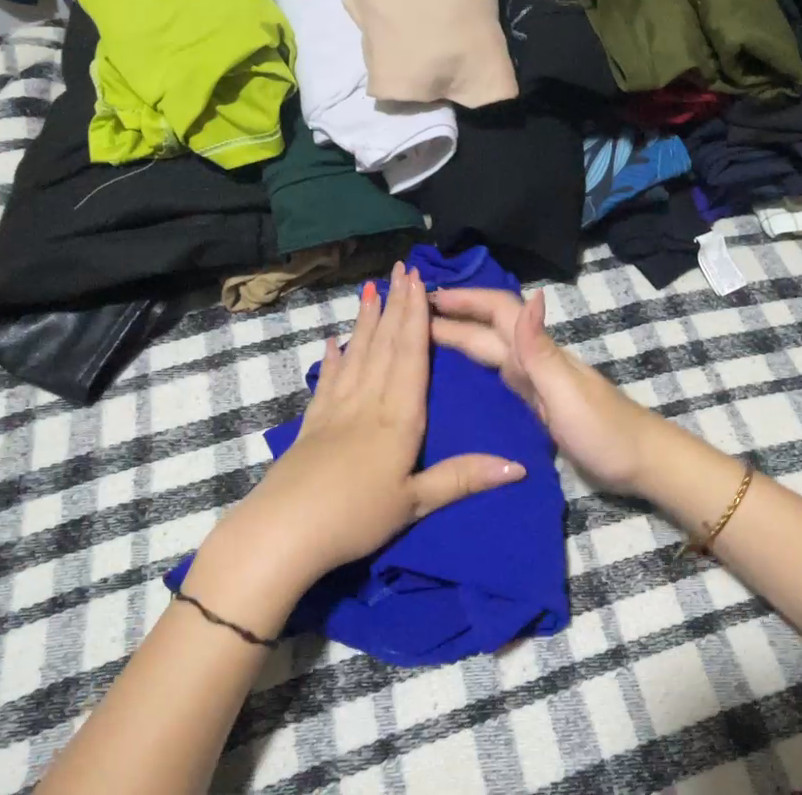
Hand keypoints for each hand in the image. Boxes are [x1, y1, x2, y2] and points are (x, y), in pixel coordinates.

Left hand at [225, 264, 526, 580]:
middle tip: (400, 268)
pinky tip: (333, 342)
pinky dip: (332, 358)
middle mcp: (367, 403)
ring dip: (366, 320)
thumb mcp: (415, 503)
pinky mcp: (311, 424)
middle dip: (395, 305)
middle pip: (384, 345)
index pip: (411, 357)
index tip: (418, 281)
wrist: (282, 534)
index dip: (416, 317)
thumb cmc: (355, 518)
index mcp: (398, 418)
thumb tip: (520, 466)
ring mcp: (335, 411)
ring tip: (371, 289)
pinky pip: (327, 381)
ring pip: (355, 355)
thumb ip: (463, 479)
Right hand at [431, 289, 659, 493]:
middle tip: (409, 313)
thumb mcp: (567, 393)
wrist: (640, 464)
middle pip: (489, 330)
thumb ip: (542, 350)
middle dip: (453, 317)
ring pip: (492, 350)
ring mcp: (538, 383)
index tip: (427, 295)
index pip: (499, 313)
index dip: (465, 300)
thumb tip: (531, 296)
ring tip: (423, 336)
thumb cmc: (605, 431)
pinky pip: (500, 375)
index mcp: (539, 354)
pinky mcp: (539, 404)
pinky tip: (463, 373)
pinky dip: (476, 366)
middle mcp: (536, 361)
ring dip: (461, 337)